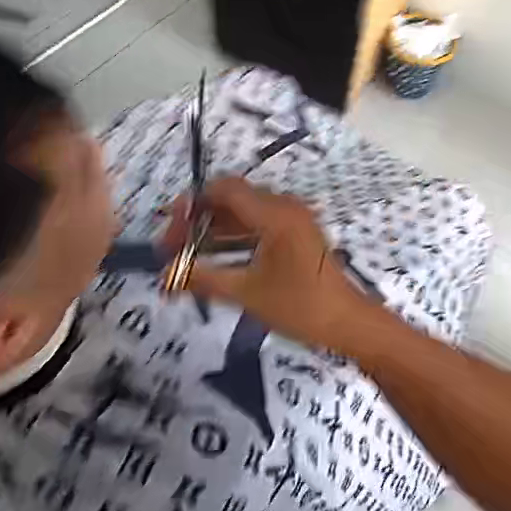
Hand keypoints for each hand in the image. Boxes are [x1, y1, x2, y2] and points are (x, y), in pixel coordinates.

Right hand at [178, 178, 387, 353]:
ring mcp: (296, 220)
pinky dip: (237, 237)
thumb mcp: (246, 293)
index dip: (193, 204)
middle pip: (234, 199)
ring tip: (188, 258)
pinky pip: (262, 224)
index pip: (226, 188)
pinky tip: (216, 260)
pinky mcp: (300, 234)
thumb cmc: (299, 306)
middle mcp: (287, 208)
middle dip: (200, 220)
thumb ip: (202, 278)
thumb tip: (164, 276)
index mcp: (276, 214)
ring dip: (216, 230)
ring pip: (247, 213)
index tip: (170, 230)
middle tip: (172, 249)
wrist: (346, 321)